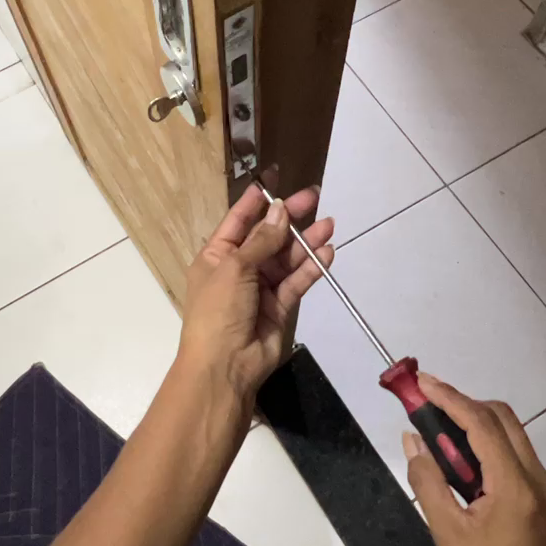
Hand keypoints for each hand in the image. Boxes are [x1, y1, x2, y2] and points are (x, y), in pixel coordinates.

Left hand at [172, 182, 333, 409]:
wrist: (225, 366)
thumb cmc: (219, 311)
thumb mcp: (235, 268)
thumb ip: (262, 240)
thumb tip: (281, 209)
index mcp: (216, 256)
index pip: (239, 220)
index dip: (257, 200)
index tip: (276, 178)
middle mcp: (239, 269)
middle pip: (268, 236)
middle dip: (290, 217)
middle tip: (315, 197)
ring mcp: (260, 289)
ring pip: (287, 258)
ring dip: (306, 241)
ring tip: (329, 223)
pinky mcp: (280, 307)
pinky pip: (297, 281)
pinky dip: (312, 267)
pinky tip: (327, 252)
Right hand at [405, 372, 545, 545]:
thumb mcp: (448, 536)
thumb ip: (428, 482)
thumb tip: (413, 439)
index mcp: (517, 488)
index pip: (482, 425)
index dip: (450, 398)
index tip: (422, 381)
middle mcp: (542, 481)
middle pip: (503, 420)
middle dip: (464, 404)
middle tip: (428, 404)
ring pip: (514, 437)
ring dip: (478, 427)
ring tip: (442, 436)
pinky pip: (520, 460)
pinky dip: (492, 450)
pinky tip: (468, 469)